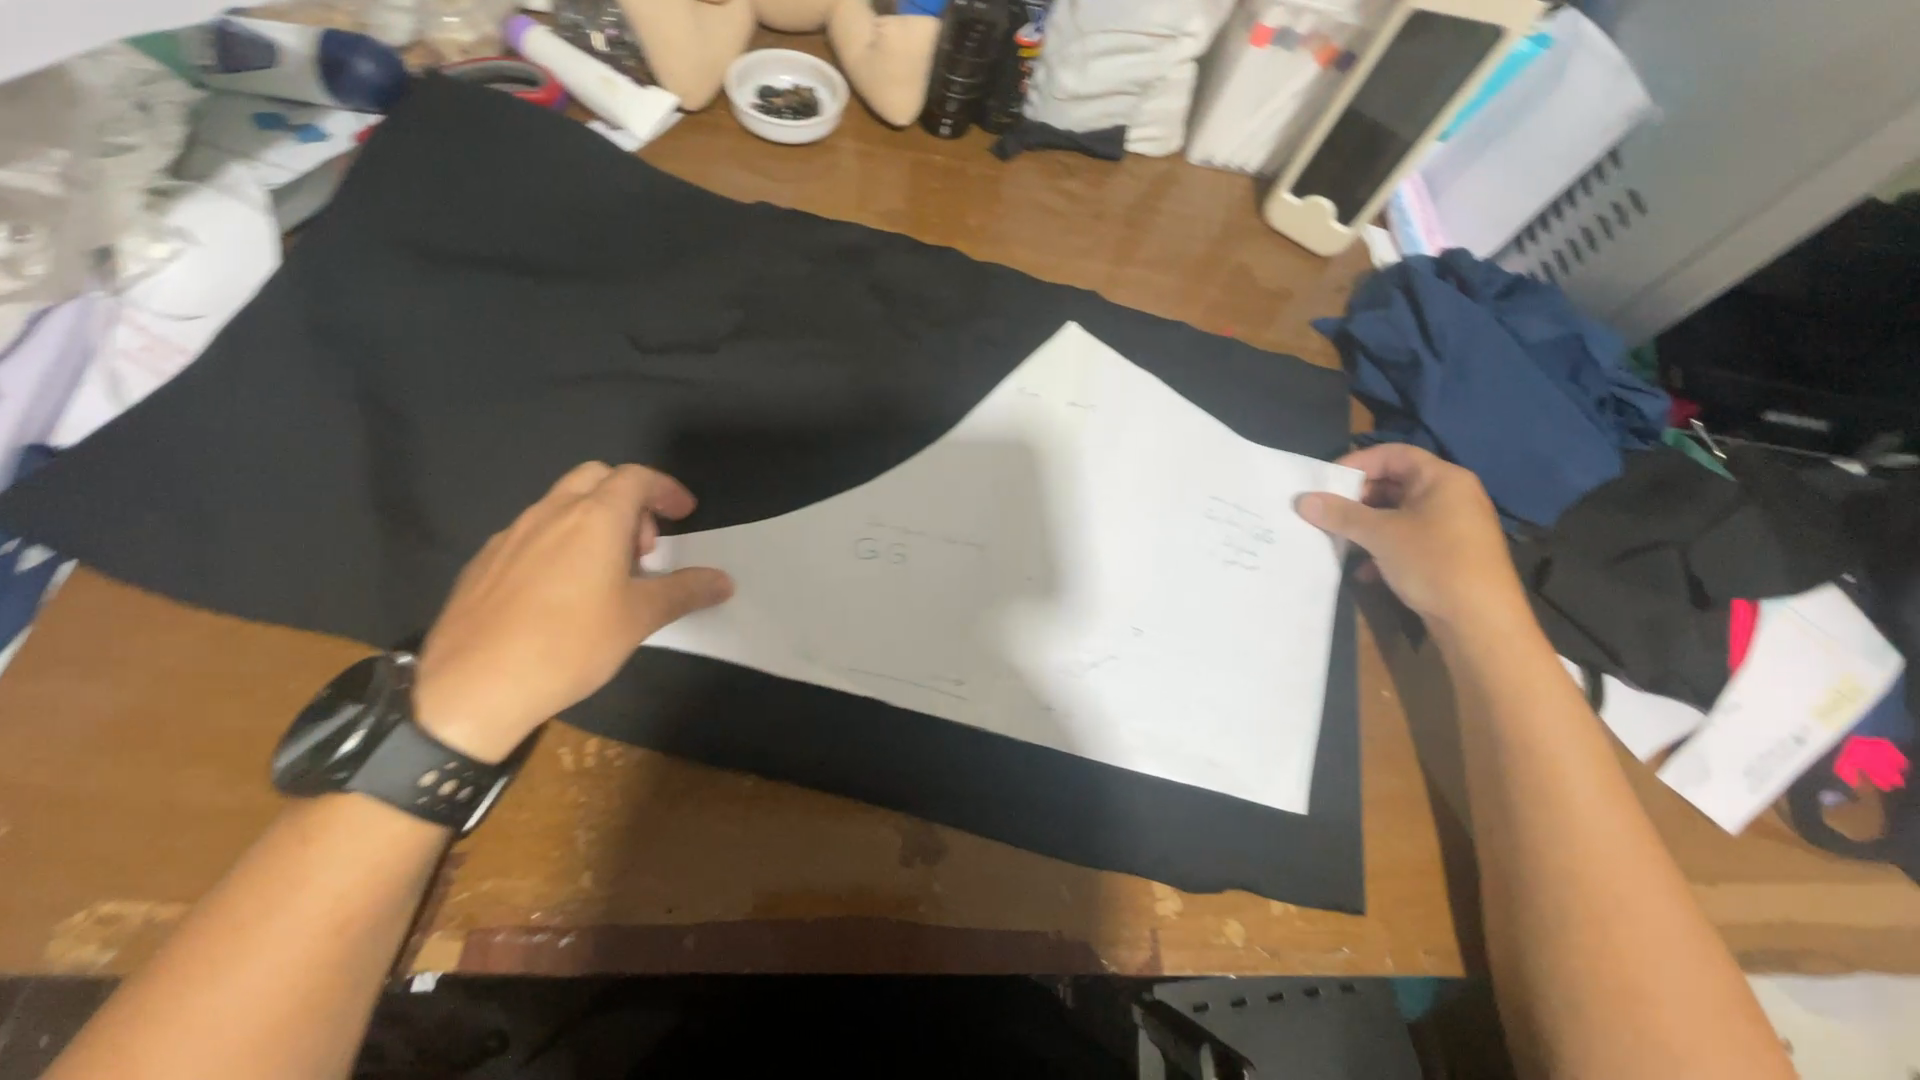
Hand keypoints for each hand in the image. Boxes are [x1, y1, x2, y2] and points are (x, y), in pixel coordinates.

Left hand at [412, 462, 733, 762]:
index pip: (636, 478)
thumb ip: (684, 592)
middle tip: (644, 545)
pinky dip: (559, 544)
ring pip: (560, 505)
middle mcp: (550, 513)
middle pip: (595, 478)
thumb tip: (723, 580)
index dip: (666, 490)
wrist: (473, 686)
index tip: (684, 514)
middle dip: (628, 499)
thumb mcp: (639, 620)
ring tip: (606, 573)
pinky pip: (532, 534)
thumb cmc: (569, 644)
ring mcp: (511, 535)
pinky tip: (561, 593)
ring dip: (592, 521)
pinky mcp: (484, 562)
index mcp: (594, 518)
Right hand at [1296, 444, 1527, 631]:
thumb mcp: (1381, 535)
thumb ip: (1341, 514)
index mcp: (1442, 479)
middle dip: (1358, 498)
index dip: (1357, 463)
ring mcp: (1453, 526)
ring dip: (1367, 526)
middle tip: (1327, 512)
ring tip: (1340, 540)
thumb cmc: (1433, 563)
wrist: (1480, 621)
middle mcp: (1452, 496)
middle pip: (1395, 484)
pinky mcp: (1449, 553)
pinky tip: (1365, 571)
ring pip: (1399, 514)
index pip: (1393, 454)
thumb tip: (1303, 499)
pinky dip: (1384, 548)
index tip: (1325, 482)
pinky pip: (1409, 539)